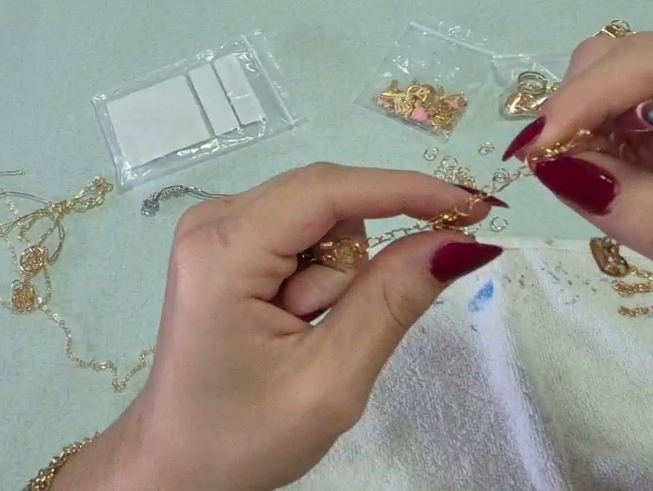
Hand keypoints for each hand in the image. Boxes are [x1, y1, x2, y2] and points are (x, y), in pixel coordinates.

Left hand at [56, 163, 499, 490]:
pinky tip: (295, 318)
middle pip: (321, 200)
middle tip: (340, 325)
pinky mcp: (224, 239)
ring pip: (316, 217)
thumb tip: (459, 241)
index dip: (403, 189)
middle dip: (355, 257)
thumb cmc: (244, 435)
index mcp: (224, 247)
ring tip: (304, 332)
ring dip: (334, 273)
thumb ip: (391, 301)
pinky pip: (298, 231)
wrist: (176, 462)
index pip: (325, 190)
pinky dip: (317, 273)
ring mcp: (214, 224)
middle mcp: (212, 217)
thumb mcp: (330, 381)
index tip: (476, 203)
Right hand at [513, 31, 652, 489]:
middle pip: (634, 66)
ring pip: (617, 97)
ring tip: (560, 179)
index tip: (540, 147)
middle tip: (542, 163)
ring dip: (576, 127)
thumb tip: (564, 171)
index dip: (594, 93)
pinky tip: (586, 191)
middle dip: (578, 102)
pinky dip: (586, 154)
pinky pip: (619, 139)